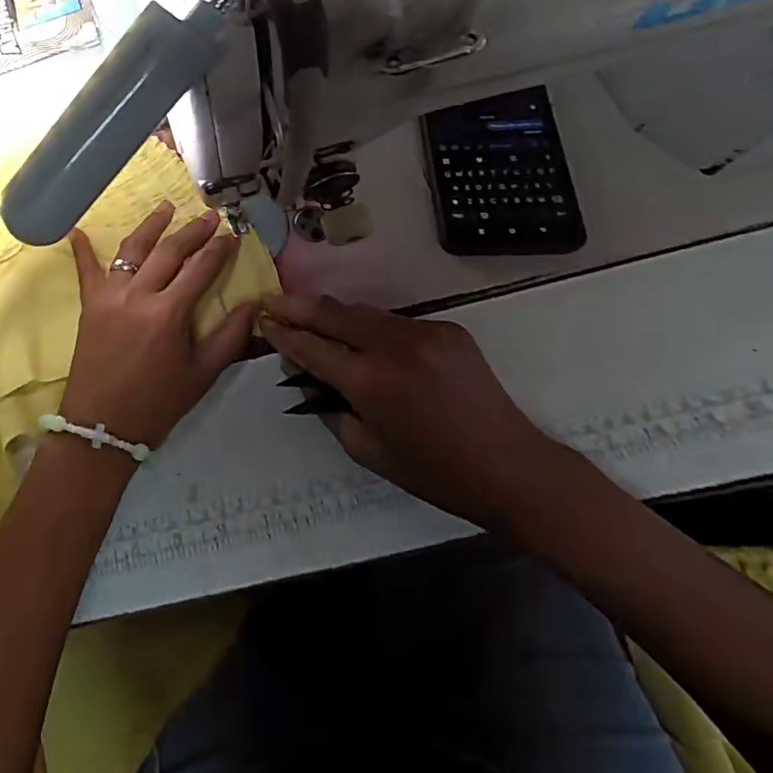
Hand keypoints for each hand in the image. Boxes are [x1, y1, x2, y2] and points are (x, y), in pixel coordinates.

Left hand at [58, 203, 259, 454]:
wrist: (102, 428)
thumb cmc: (158, 404)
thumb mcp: (204, 374)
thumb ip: (231, 336)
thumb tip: (254, 304)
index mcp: (169, 313)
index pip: (201, 268)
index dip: (220, 249)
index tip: (233, 235)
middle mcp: (138, 295)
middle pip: (169, 251)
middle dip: (193, 231)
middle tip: (209, 217)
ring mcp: (109, 298)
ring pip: (132, 250)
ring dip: (151, 226)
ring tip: (166, 207)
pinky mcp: (89, 307)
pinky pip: (86, 272)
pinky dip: (81, 250)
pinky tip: (76, 230)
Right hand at [260, 293, 571, 530]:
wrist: (508, 465)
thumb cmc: (433, 471)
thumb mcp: (367, 450)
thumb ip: (329, 407)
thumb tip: (306, 376)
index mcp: (372, 382)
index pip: (314, 347)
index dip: (285, 334)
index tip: (263, 321)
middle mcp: (396, 347)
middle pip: (335, 315)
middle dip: (300, 307)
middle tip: (273, 301)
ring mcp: (425, 333)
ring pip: (366, 314)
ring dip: (335, 316)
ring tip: (310, 316)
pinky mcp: (448, 329)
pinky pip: (397, 323)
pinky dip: (373, 329)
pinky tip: (362, 339)